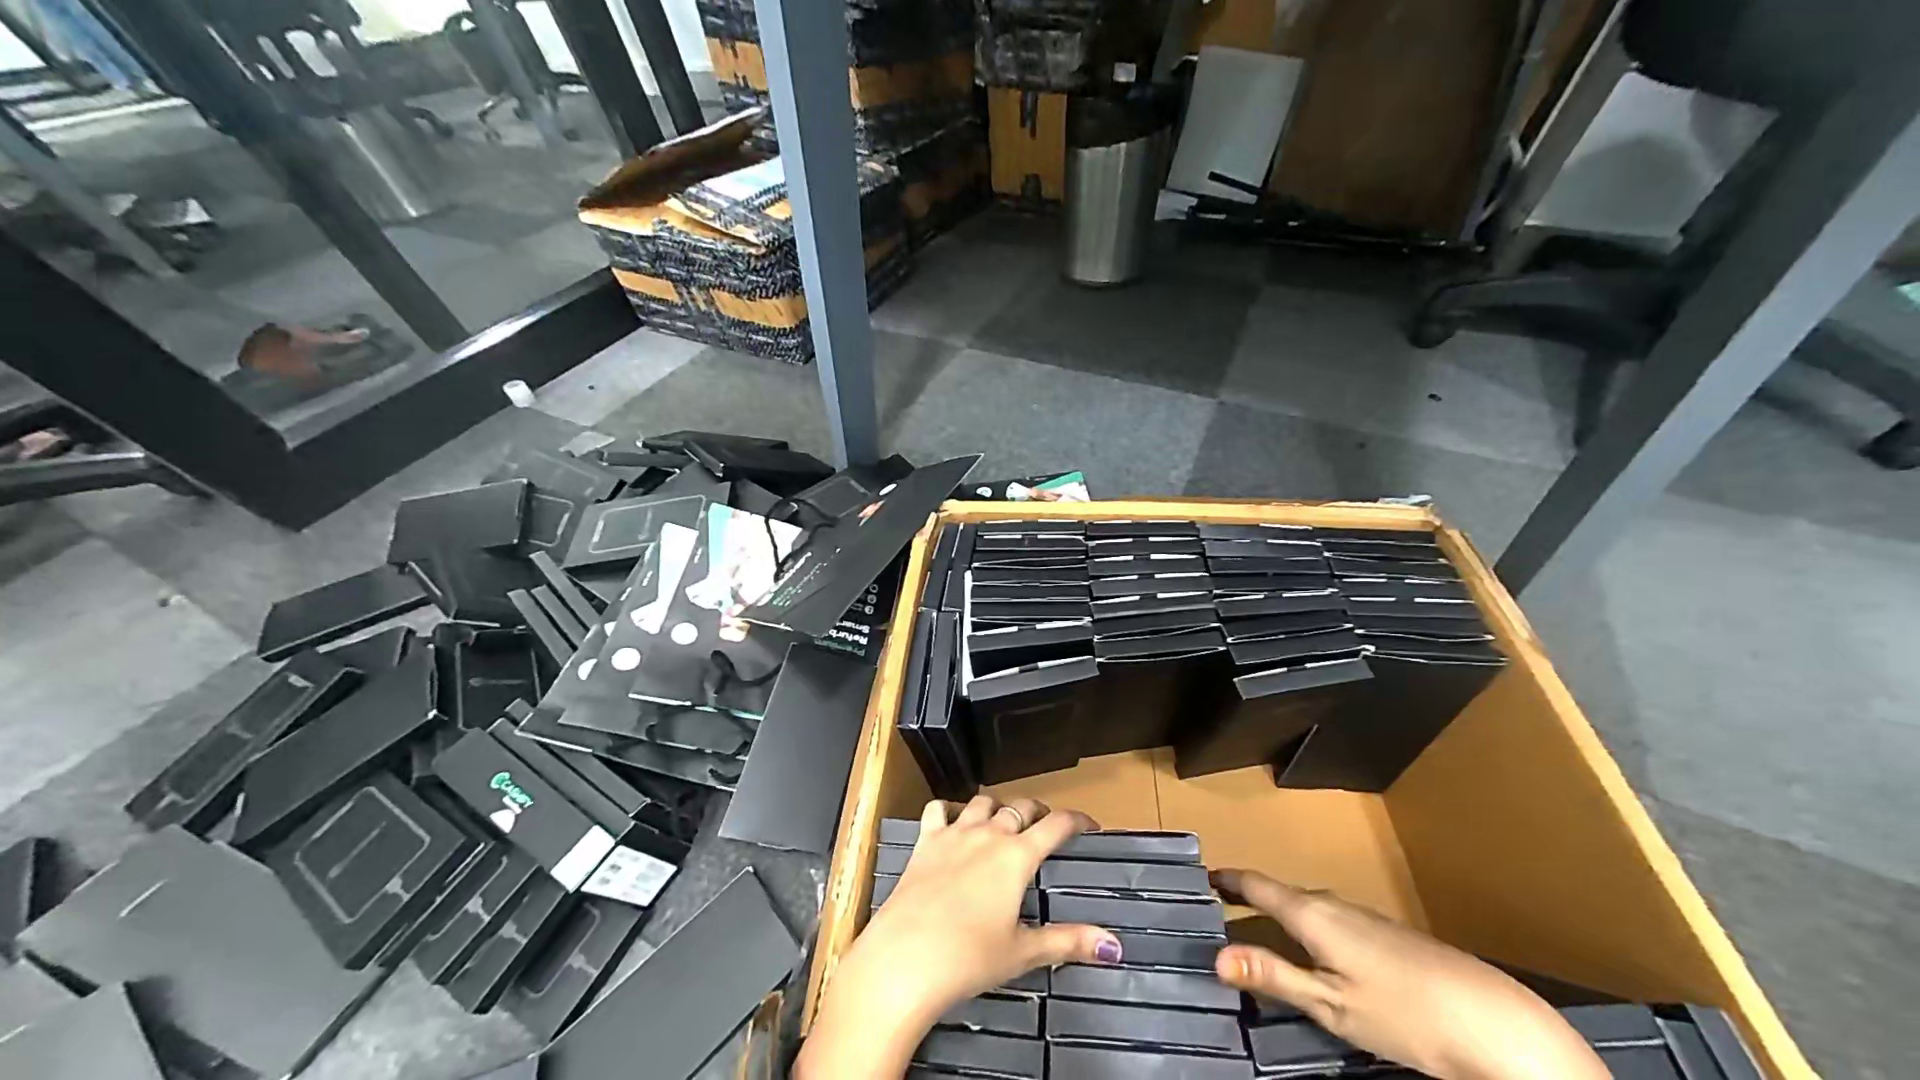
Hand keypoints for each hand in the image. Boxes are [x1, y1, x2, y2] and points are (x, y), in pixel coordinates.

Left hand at [795, 797, 1122, 1079]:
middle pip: (1019, 807)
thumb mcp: (1024, 952)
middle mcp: (987, 835)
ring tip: (1005, 818)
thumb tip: (1114, 946)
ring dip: (998, 806)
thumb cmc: (967, 959)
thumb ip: (1070, 942)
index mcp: (1017, 856)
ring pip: (981, 802)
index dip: (1077, 820)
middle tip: (1047, 825)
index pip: (1056, 824)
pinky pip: (937, 810)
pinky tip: (953, 818)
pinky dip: (949, 808)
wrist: (904, 960)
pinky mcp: (924, 843)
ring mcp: (952, 835)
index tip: (1088, 824)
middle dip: (1038, 811)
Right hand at [1212, 869, 1608, 1079]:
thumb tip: (1215, 956)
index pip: (1257, 884)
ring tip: (1260, 932)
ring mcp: (1366, 917)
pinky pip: (1333, 921)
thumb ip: (1273, 976)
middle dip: (1251, 900)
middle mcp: (1335, 903)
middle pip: (1281, 894)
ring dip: (1281, 916)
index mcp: (1313, 913)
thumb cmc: (1404, 1013)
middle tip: (1222, 911)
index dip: (1228, 880)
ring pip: (1309, 909)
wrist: (1497, 1025)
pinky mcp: (1390, 936)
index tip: (1203, 876)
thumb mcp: (1330, 1005)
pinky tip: (1319, 957)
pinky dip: (1310, 931)